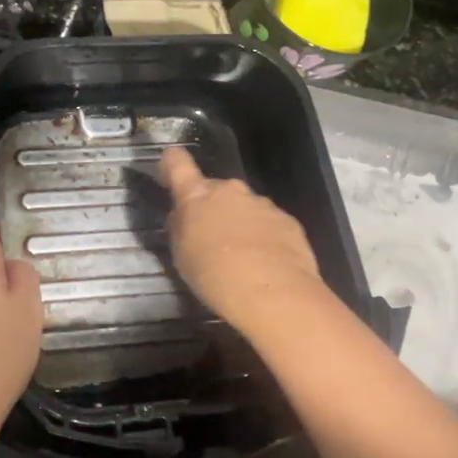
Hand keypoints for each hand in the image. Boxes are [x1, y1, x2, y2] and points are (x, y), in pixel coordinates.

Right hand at [161, 146, 321, 336]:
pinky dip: (265, 237)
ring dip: (240, 223)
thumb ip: (181, 226)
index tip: (169, 171)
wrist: (273, 293)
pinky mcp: (288, 221)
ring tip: (242, 258)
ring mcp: (262, 204)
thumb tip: (184, 216)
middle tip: (211, 238)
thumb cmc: (214, 274)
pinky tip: (266, 264)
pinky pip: (269, 224)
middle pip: (216, 190)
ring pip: (245, 207)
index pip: (178, 163)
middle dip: (213, 207)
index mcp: (196, 195)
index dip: (171, 163)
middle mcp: (230, 190)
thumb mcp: (181, 254)